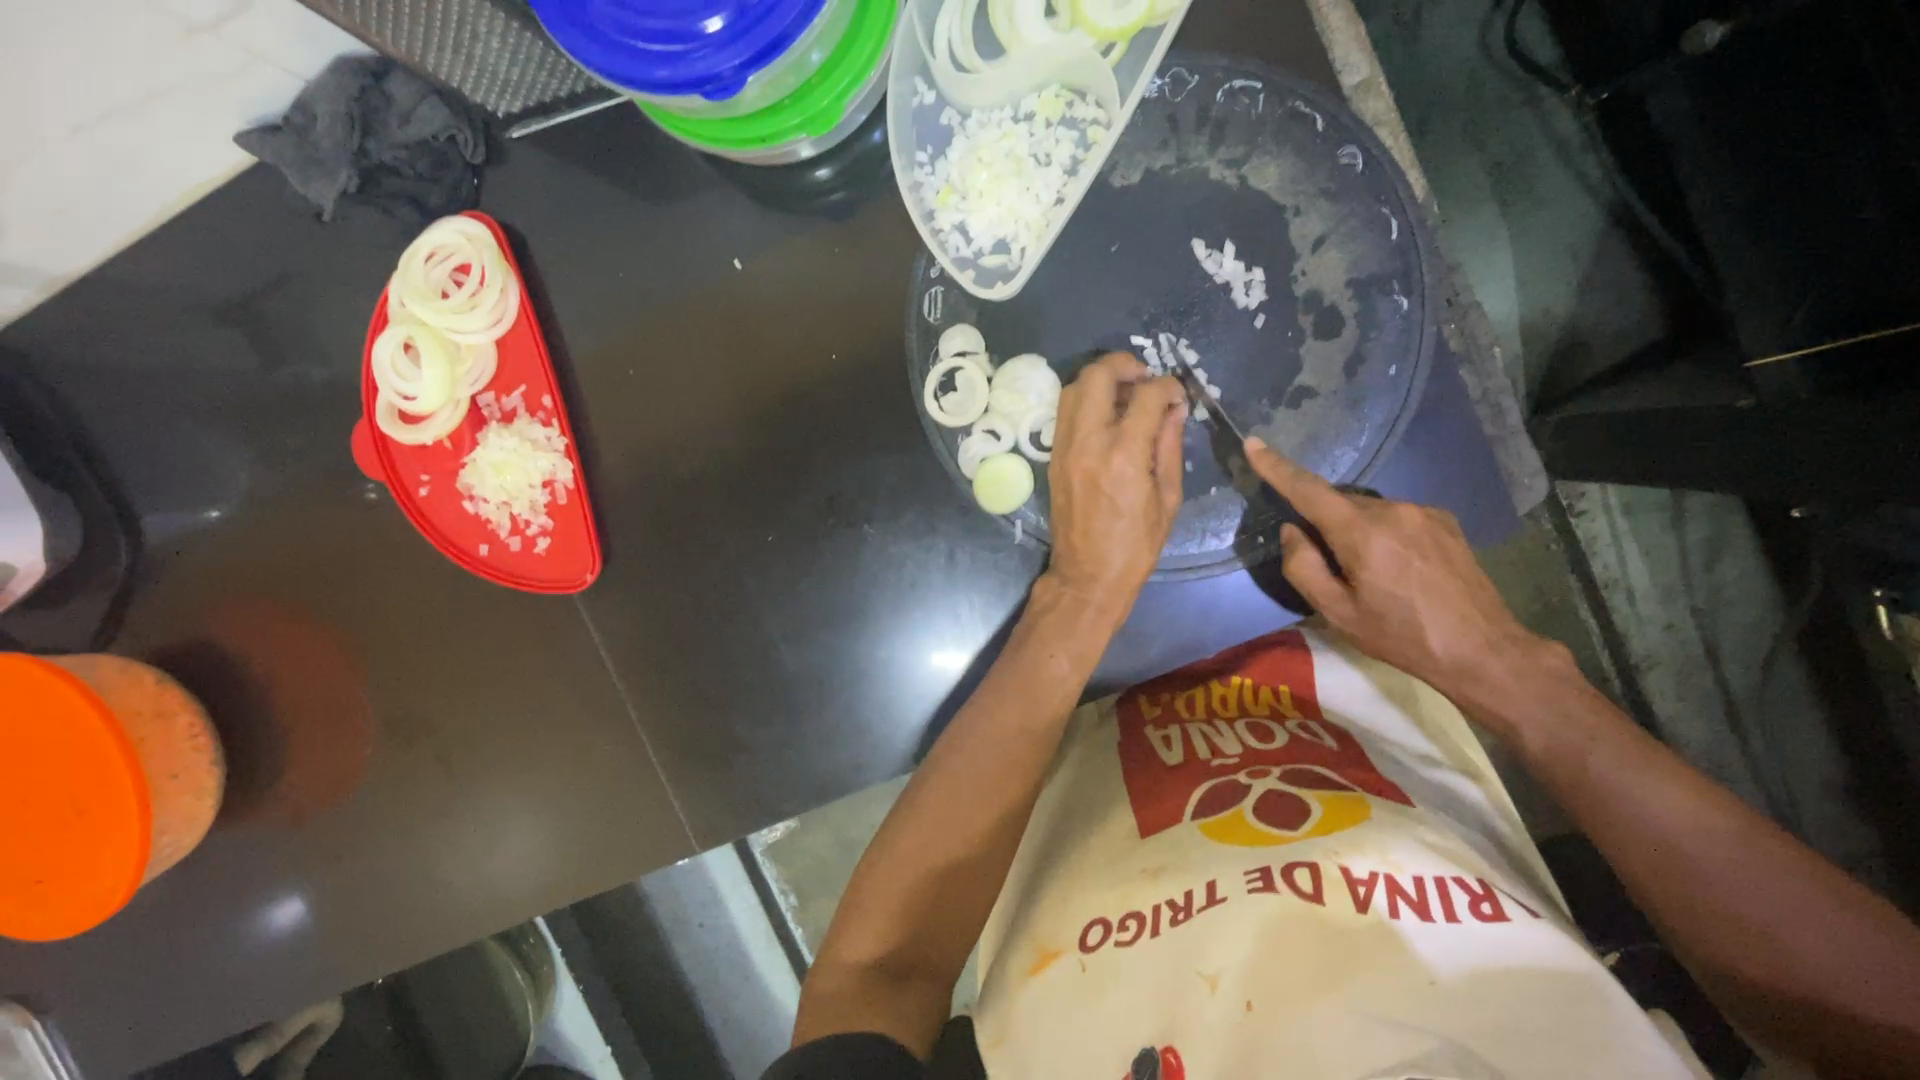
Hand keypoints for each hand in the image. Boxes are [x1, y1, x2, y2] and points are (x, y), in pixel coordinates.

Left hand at [1044, 353, 1187, 617]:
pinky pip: (1065, 412)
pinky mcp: (1053, 457)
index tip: (1177, 394)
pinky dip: (1085, 401)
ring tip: (1125, 394)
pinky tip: (1106, 415)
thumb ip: (1169, 446)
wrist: (1087, 575)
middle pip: (1097, 376)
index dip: (1167, 386)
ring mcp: (1064, 448)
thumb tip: (1174, 409)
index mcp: (1124, 455)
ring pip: (1073, 388)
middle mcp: (1089, 442)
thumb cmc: (1136, 545)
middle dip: (1124, 365)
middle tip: (1144, 378)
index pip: (1146, 396)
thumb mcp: (1167, 498)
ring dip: (1100, 380)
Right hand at [1243, 437, 1554, 710]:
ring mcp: (1423, 512)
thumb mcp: (1338, 614)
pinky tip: (1399, 569)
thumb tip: (1293, 531)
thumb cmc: (1401, 637)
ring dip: (1356, 531)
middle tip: (1332, 570)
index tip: (1253, 443)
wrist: (1482, 649)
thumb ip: (1304, 568)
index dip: (1277, 467)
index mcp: (1362, 534)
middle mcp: (1393, 510)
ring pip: (1369, 510)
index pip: (1308, 490)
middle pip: (1339, 503)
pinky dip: (1384, 534)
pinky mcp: (1444, 520)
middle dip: (1325, 524)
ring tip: (1372, 576)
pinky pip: (1397, 517)